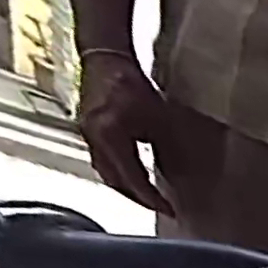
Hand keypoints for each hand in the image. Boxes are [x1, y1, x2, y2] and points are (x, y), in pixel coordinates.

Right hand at [77, 52, 173, 214]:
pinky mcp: (89, 134)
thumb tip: (179, 179)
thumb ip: (167, 151)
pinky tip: (135, 181)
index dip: (151, 197)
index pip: (132, 178)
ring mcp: (88, 137)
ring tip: (150, 200)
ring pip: (108, 175)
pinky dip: (121, 176)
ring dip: (129, 190)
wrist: (105, 58)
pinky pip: (104, 163)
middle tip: (162, 209)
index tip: (169, 209)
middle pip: (117, 182)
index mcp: (110, 136)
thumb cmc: (132, 84)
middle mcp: (94, 139)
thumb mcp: (159, 120)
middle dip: (140, 199)